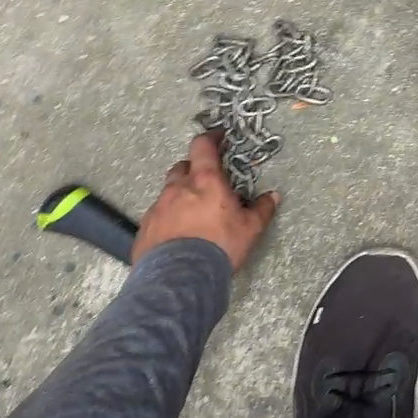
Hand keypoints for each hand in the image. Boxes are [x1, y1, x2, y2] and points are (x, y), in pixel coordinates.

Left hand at [132, 131, 278, 270]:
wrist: (178, 280)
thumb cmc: (219, 245)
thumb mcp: (250, 228)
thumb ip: (262, 209)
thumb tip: (274, 196)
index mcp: (205, 180)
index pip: (203, 146)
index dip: (211, 138)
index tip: (220, 138)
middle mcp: (178, 188)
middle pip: (182, 167)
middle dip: (194, 169)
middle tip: (206, 182)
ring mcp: (157, 208)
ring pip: (168, 192)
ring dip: (180, 195)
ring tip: (192, 213)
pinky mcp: (144, 230)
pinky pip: (157, 216)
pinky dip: (167, 218)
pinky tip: (176, 234)